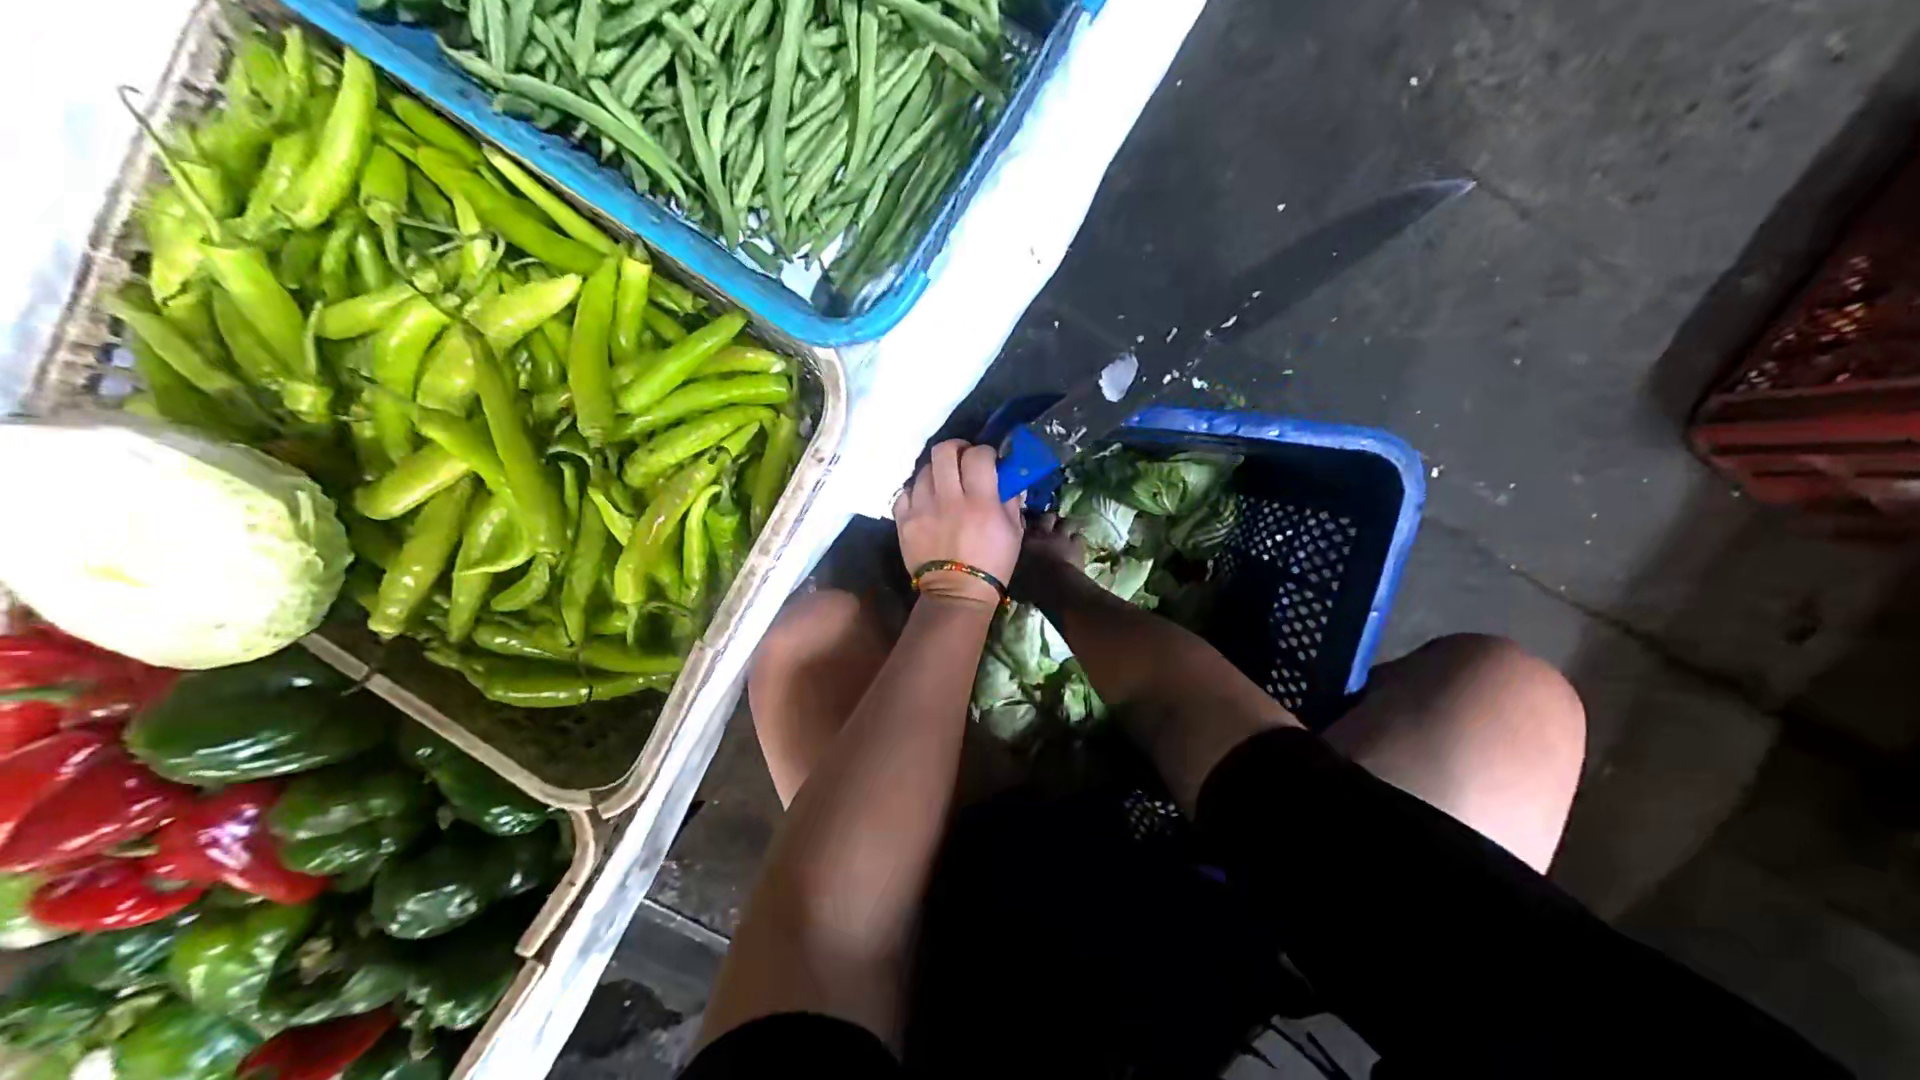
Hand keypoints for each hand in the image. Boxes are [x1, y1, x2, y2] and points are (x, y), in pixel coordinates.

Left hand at [894, 441, 1022, 606]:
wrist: (956, 594)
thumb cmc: (992, 564)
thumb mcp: (1014, 531)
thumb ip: (1010, 499)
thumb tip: (1006, 476)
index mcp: (980, 502)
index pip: (978, 455)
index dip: (984, 452)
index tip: (987, 460)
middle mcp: (948, 499)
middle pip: (944, 451)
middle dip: (956, 449)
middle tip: (962, 459)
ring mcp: (921, 508)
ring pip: (923, 469)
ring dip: (936, 472)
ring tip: (944, 484)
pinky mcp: (903, 520)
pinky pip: (905, 491)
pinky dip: (916, 491)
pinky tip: (926, 500)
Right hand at [1010, 513, 1084, 603]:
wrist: (1055, 585)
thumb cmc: (1030, 583)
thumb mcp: (1013, 575)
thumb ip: (1011, 565)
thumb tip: (1005, 567)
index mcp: (1025, 538)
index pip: (1023, 520)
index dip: (1025, 519)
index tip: (1024, 521)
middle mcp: (1043, 533)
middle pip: (1047, 516)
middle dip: (1049, 519)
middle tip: (1049, 525)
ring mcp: (1062, 537)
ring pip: (1066, 522)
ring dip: (1065, 526)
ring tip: (1064, 532)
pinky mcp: (1077, 545)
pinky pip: (1079, 537)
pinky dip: (1077, 540)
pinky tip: (1076, 545)